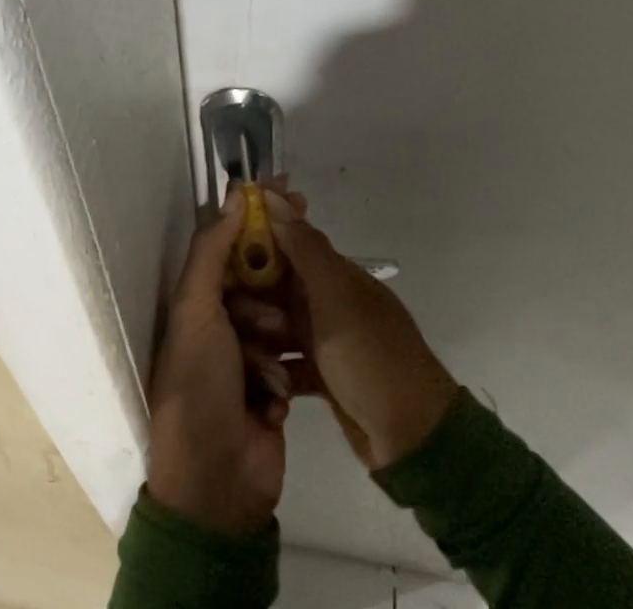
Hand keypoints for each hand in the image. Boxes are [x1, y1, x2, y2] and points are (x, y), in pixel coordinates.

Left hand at [145, 190, 290, 534]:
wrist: (217, 479)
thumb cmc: (199, 387)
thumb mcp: (196, 314)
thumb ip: (211, 253)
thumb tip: (231, 196)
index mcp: (192, 306)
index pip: (228, 250)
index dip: (257, 224)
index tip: (292, 196)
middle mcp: (217, 328)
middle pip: (259, 286)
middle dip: (275, 293)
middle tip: (299, 288)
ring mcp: (245, 362)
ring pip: (280, 326)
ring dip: (275, 347)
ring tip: (266, 373)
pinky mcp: (270, 393)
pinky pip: (289, 367)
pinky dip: (281, 383)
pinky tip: (272, 403)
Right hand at [235, 191, 458, 470]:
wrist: (410, 435)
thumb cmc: (372, 358)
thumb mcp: (336, 300)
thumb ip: (305, 250)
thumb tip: (276, 196)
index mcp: (337, 276)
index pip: (292, 239)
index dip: (260, 229)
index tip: (223, 229)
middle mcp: (330, 302)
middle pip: (277, 283)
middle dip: (250, 289)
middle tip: (221, 303)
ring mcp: (326, 339)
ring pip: (277, 322)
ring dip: (258, 330)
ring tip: (235, 344)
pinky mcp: (322, 374)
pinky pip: (286, 360)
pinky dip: (273, 365)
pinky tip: (254, 373)